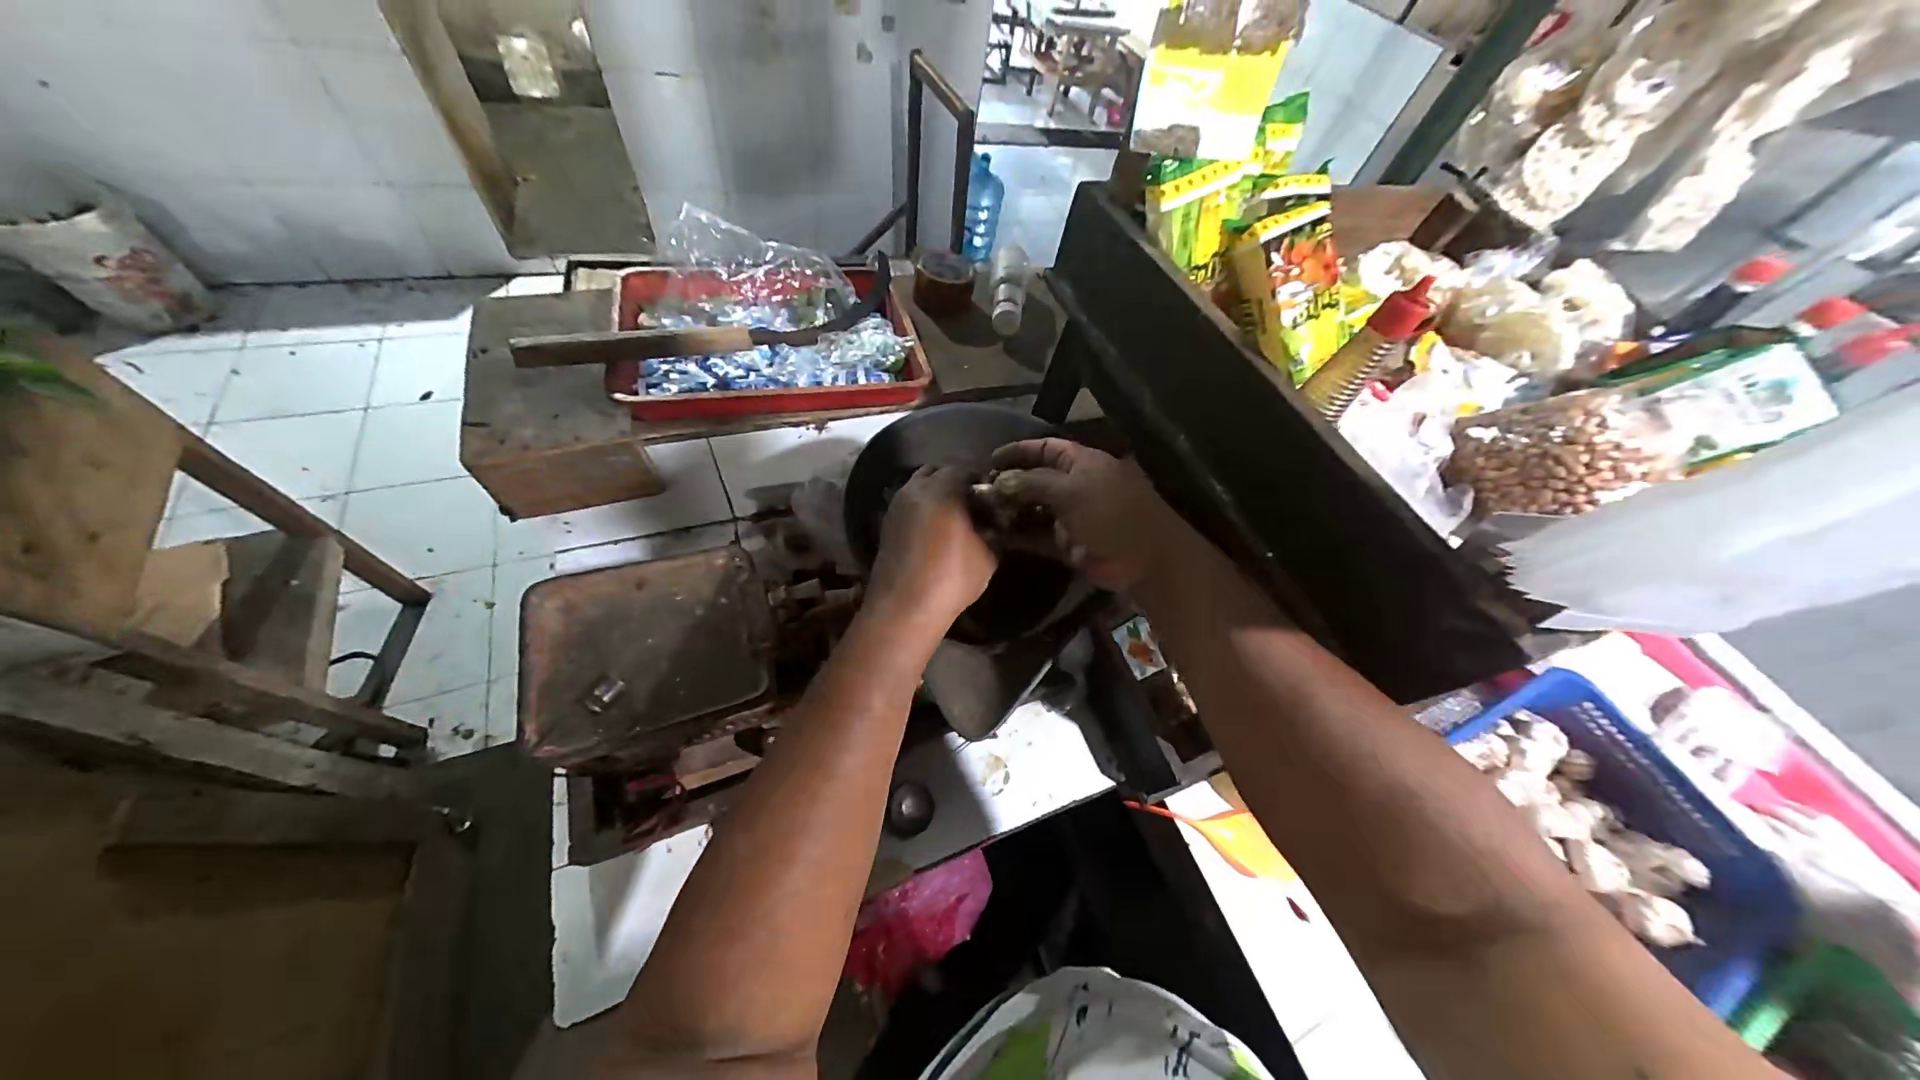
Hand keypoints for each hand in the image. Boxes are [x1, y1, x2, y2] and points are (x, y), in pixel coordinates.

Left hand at [866, 465, 996, 625]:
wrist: (903, 608)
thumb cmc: (951, 578)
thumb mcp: (987, 556)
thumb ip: (992, 532)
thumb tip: (992, 525)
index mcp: (942, 488)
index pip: (965, 468)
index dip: (981, 480)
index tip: (994, 497)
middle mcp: (914, 489)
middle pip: (937, 472)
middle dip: (955, 482)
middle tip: (974, 504)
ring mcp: (895, 507)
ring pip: (919, 488)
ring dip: (936, 495)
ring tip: (955, 520)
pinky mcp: (886, 526)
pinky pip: (908, 507)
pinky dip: (922, 511)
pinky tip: (936, 533)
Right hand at [989, 439, 1187, 592]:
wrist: (1145, 560)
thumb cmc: (1112, 513)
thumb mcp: (1071, 490)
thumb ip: (1032, 483)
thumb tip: (998, 481)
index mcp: (1082, 463)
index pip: (1046, 448)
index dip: (1019, 451)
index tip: (990, 459)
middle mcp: (1074, 486)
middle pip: (1035, 479)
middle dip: (1008, 484)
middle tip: (978, 491)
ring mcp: (1070, 516)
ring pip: (1032, 509)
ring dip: (1009, 511)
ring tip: (980, 513)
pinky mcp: (1066, 544)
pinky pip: (1036, 536)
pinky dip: (1017, 536)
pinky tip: (994, 535)